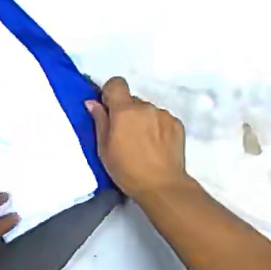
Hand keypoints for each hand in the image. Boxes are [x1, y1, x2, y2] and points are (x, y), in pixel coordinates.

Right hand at [86, 76, 194, 202]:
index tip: (109, 109)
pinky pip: (161, 119)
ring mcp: (164, 115)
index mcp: (125, 111)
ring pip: (147, 110)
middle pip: (132, 100)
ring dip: (142, 120)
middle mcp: (146, 107)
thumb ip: (100, 121)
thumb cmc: (127, 170)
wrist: (162, 186)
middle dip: (126, 112)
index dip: (110, 93)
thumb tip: (93, 103)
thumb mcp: (104, 149)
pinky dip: (156, 127)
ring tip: (142, 143)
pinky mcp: (177, 124)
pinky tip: (155, 146)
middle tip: (124, 135)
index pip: (117, 83)